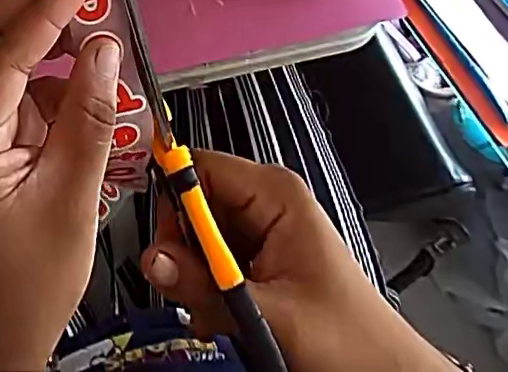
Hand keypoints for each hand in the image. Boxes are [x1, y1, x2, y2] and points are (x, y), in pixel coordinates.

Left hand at [0, 0, 121, 370]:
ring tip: (89, 5)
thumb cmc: (27, 281)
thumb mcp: (71, 201)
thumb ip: (91, 118)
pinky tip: (85, 62)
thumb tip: (106, 48)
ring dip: (43, 23)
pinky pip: (20, 76)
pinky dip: (52, 60)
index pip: (2, 55)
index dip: (43, 10)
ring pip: (2, 50)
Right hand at [141, 151, 455, 371]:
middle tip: (185, 288)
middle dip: (184, 248)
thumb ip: (207, 285)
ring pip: (200, 237)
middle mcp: (265, 202)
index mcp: (275, 192)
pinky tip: (220, 318)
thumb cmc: (353, 342)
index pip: (201, 166)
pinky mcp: (259, 260)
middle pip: (195, 203)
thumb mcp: (272, 315)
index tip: (159, 240)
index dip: (174, 198)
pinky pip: (213, 261)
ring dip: (195, 275)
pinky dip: (207, 290)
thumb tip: (154, 259)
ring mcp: (261, 231)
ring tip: (212, 312)